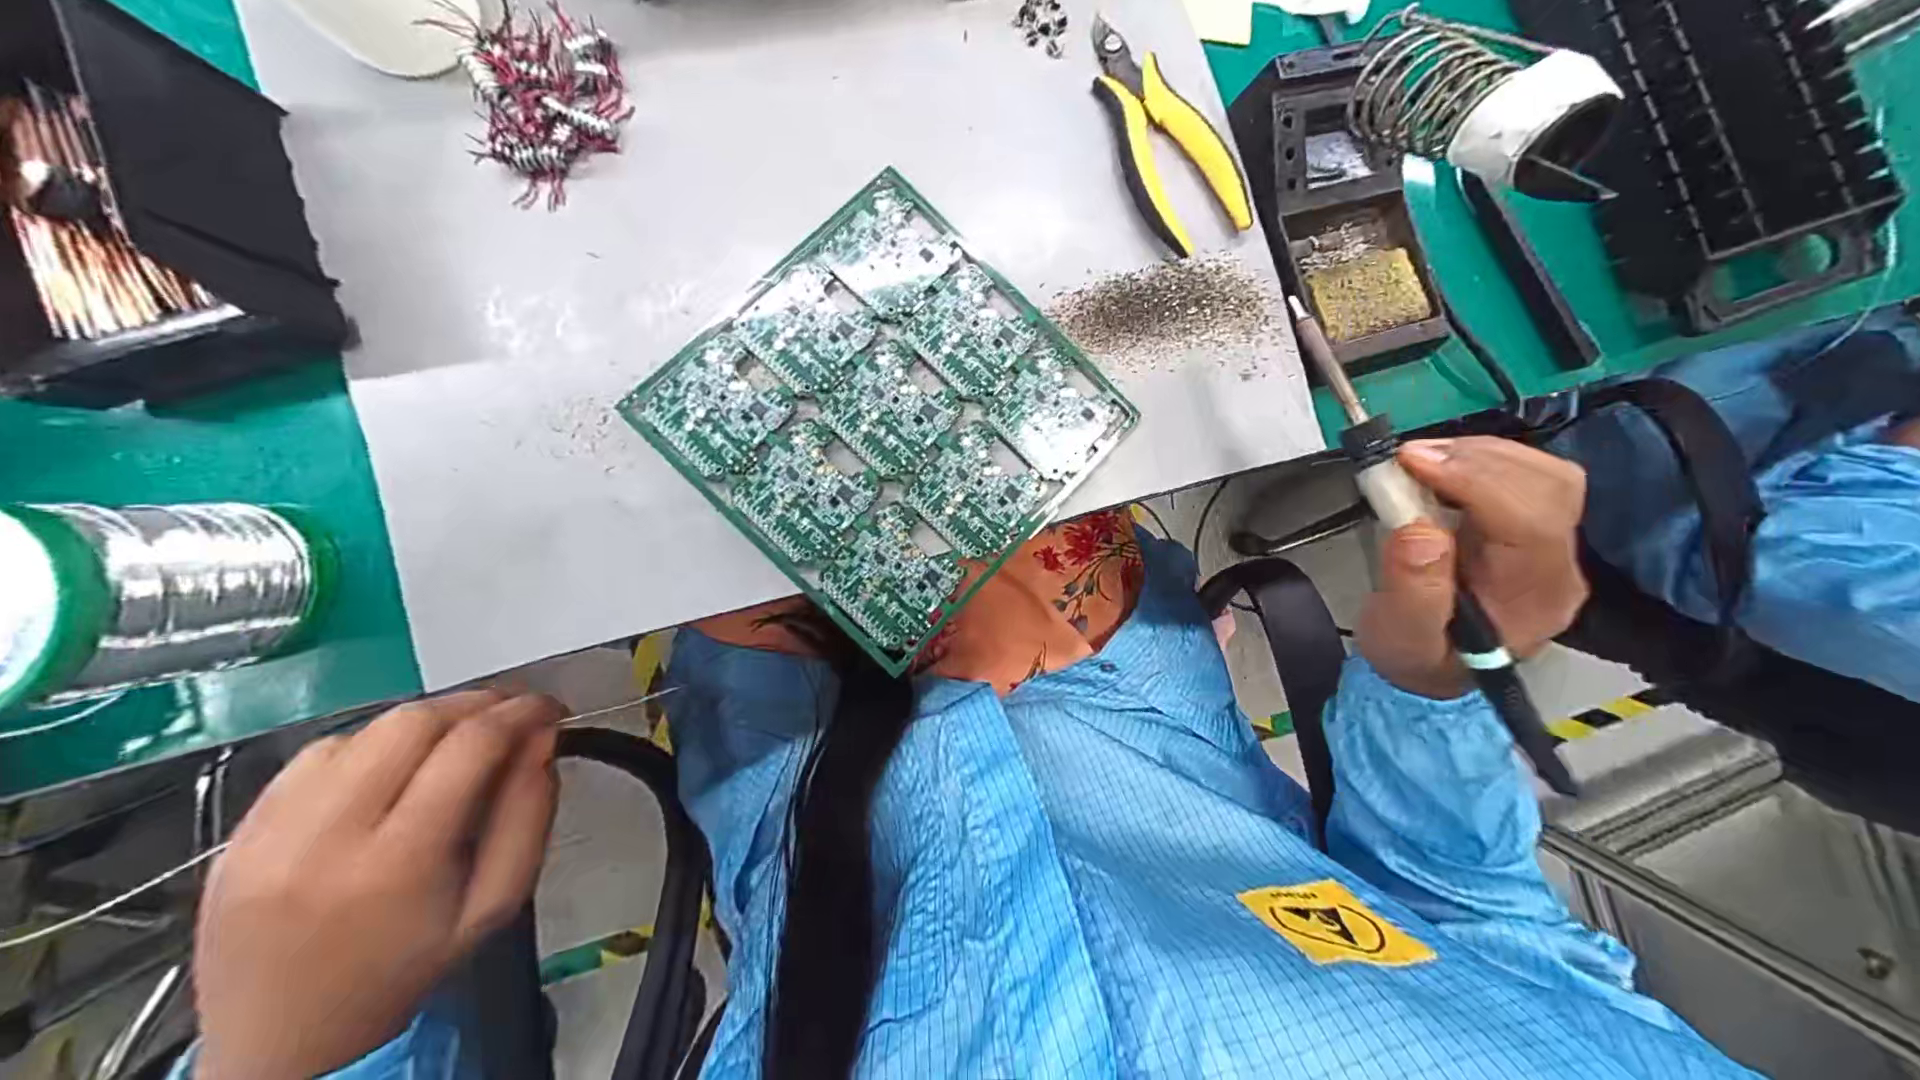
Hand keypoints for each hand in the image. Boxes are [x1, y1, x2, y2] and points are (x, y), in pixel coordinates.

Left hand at [193, 690, 563, 1079]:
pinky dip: (369, 743)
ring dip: (425, 720)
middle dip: (475, 703)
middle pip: (411, 723)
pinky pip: (314, 755)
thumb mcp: (497, 903)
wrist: (285, 1045)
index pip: (469, 747)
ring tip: (458, 736)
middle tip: (511, 712)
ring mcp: (268, 834)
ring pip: (363, 730)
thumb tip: (542, 738)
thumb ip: (531, 814)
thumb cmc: (410, 968)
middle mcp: (323, 839)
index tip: (550, 708)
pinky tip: (393, 765)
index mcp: (397, 864)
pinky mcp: (238, 834)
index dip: (520, 712)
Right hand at [1355, 437, 1588, 698]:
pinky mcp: (1524, 524)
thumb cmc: (1417, 657)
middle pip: (1549, 486)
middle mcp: (1555, 564)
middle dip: (1477, 460)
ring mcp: (1546, 542)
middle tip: (1409, 458)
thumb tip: (1418, 533)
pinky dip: (1474, 460)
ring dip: (1475, 455)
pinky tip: (1434, 469)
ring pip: (1542, 473)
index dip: (1475, 481)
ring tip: (1415, 461)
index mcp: (1533, 596)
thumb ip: (1411, 592)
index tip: (1412, 462)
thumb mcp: (1400, 638)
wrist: (1429, 668)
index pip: (1530, 520)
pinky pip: (1521, 476)